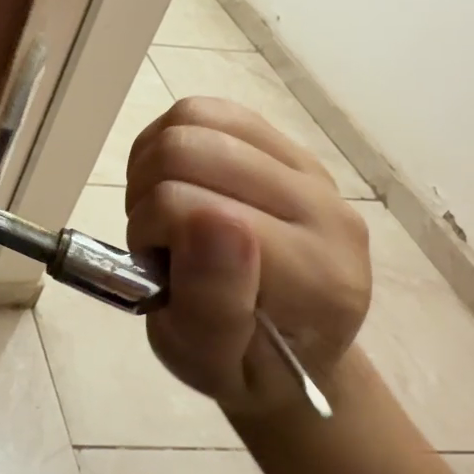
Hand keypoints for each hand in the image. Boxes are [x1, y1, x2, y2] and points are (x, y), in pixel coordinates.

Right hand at [126, 96, 370, 417]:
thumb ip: (210, 304)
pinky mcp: (293, 148)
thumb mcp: (206, 361)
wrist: (291, 349)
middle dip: (147, 192)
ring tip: (165, 207)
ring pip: (194, 118)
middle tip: (158, 239)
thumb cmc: (241, 364)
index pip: (190, 207)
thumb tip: (208, 215)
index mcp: (313, 277)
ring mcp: (313, 172)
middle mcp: (326, 212)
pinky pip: (210, 109)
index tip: (160, 269)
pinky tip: (175, 177)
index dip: (149, 232)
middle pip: (187, 150)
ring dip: (154, 160)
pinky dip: (170, 135)